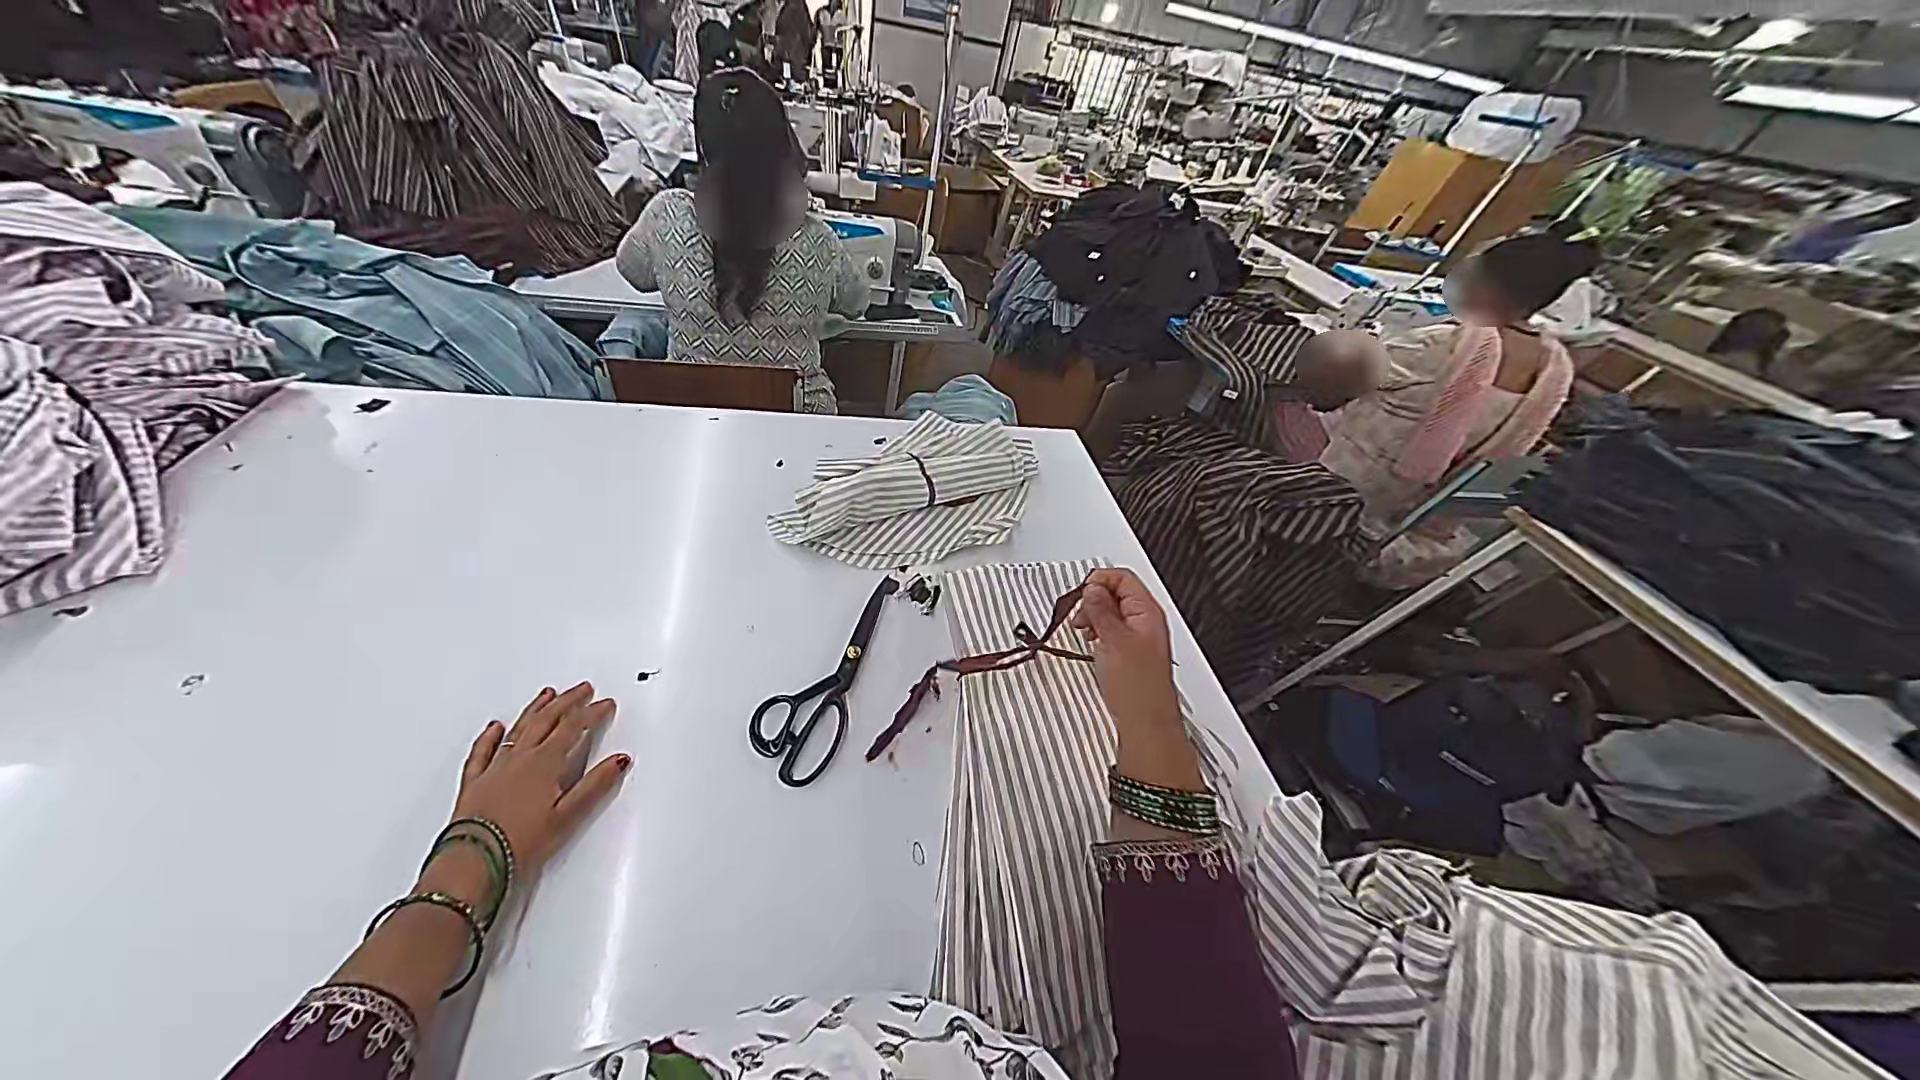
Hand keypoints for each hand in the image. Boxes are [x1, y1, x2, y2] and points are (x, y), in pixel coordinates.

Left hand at [453, 682, 630, 874]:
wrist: (472, 865)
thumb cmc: (520, 843)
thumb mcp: (569, 816)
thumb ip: (596, 784)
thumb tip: (619, 760)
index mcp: (545, 764)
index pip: (574, 727)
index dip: (593, 712)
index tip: (606, 704)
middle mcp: (519, 760)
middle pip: (548, 720)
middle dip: (568, 701)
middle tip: (582, 690)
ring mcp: (494, 769)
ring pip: (519, 728)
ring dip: (536, 709)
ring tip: (547, 695)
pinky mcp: (474, 783)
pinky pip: (482, 751)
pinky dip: (490, 736)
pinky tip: (495, 727)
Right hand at [1072, 568, 1205, 798]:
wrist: (1146, 723)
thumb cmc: (1138, 688)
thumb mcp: (1113, 640)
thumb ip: (1100, 609)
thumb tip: (1092, 589)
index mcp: (1147, 612)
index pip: (1122, 577)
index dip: (1099, 580)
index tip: (1082, 594)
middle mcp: (1145, 622)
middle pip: (1115, 592)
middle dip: (1093, 599)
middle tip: (1081, 615)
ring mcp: (1137, 637)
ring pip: (1110, 612)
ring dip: (1093, 616)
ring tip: (1085, 630)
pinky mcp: (1128, 653)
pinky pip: (1110, 630)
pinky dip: (1097, 631)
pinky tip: (1092, 643)